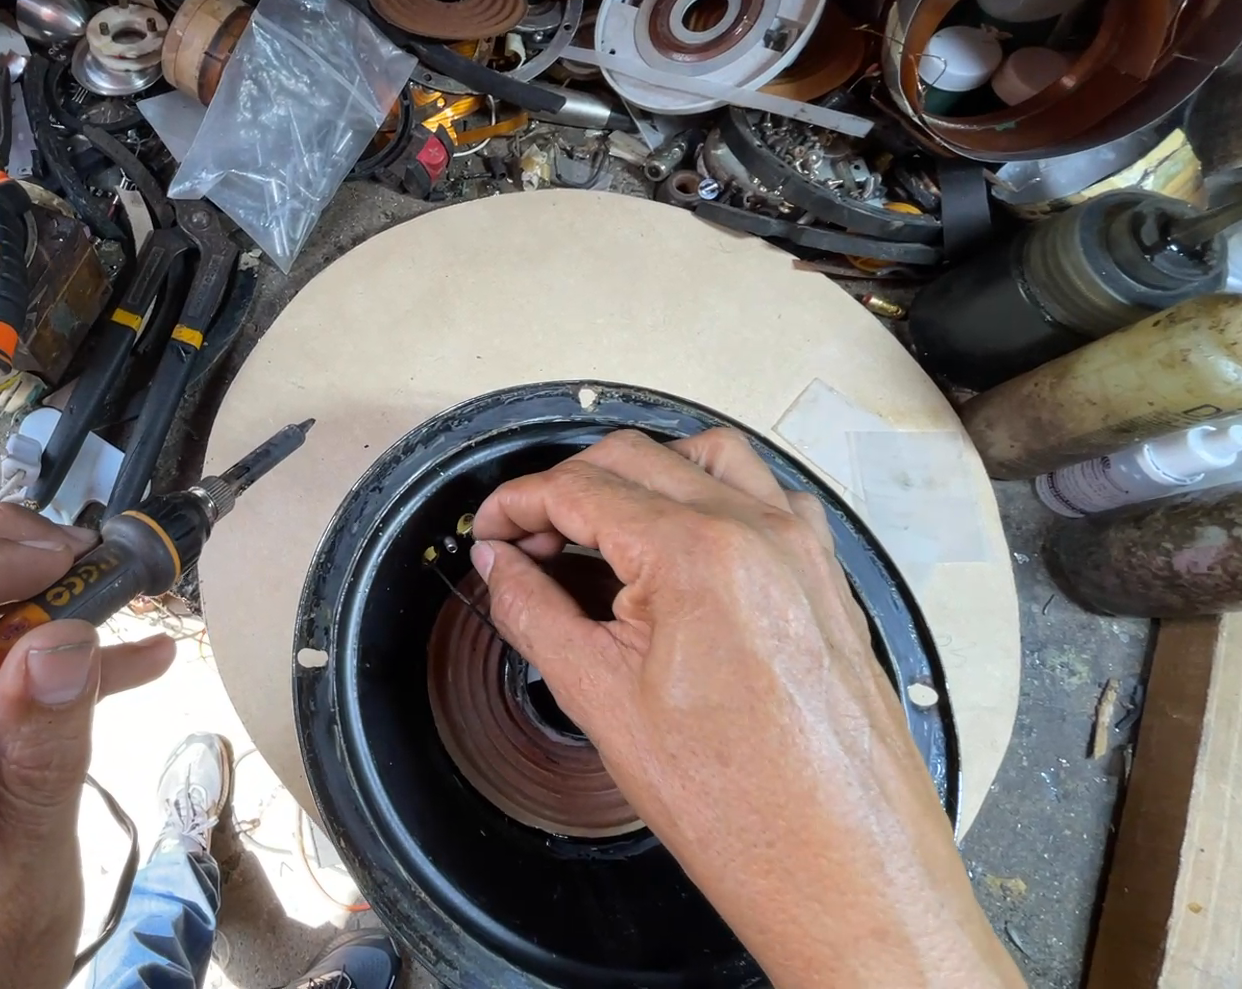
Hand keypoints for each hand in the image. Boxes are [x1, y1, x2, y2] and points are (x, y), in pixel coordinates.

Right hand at [471, 429, 1022, 988]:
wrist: (842, 876)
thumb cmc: (734, 802)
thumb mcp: (595, 695)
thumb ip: (529, 608)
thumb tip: (496, 563)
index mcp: (696, 553)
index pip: (577, 488)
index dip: (515, 503)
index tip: (489, 528)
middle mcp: (759, 531)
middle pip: (631, 456)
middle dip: (561, 487)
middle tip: (524, 538)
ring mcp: (802, 550)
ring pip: (702, 455)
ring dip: (635, 476)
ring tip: (595, 529)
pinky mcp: (823, 578)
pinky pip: (763, 494)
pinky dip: (706, 494)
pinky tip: (676, 545)